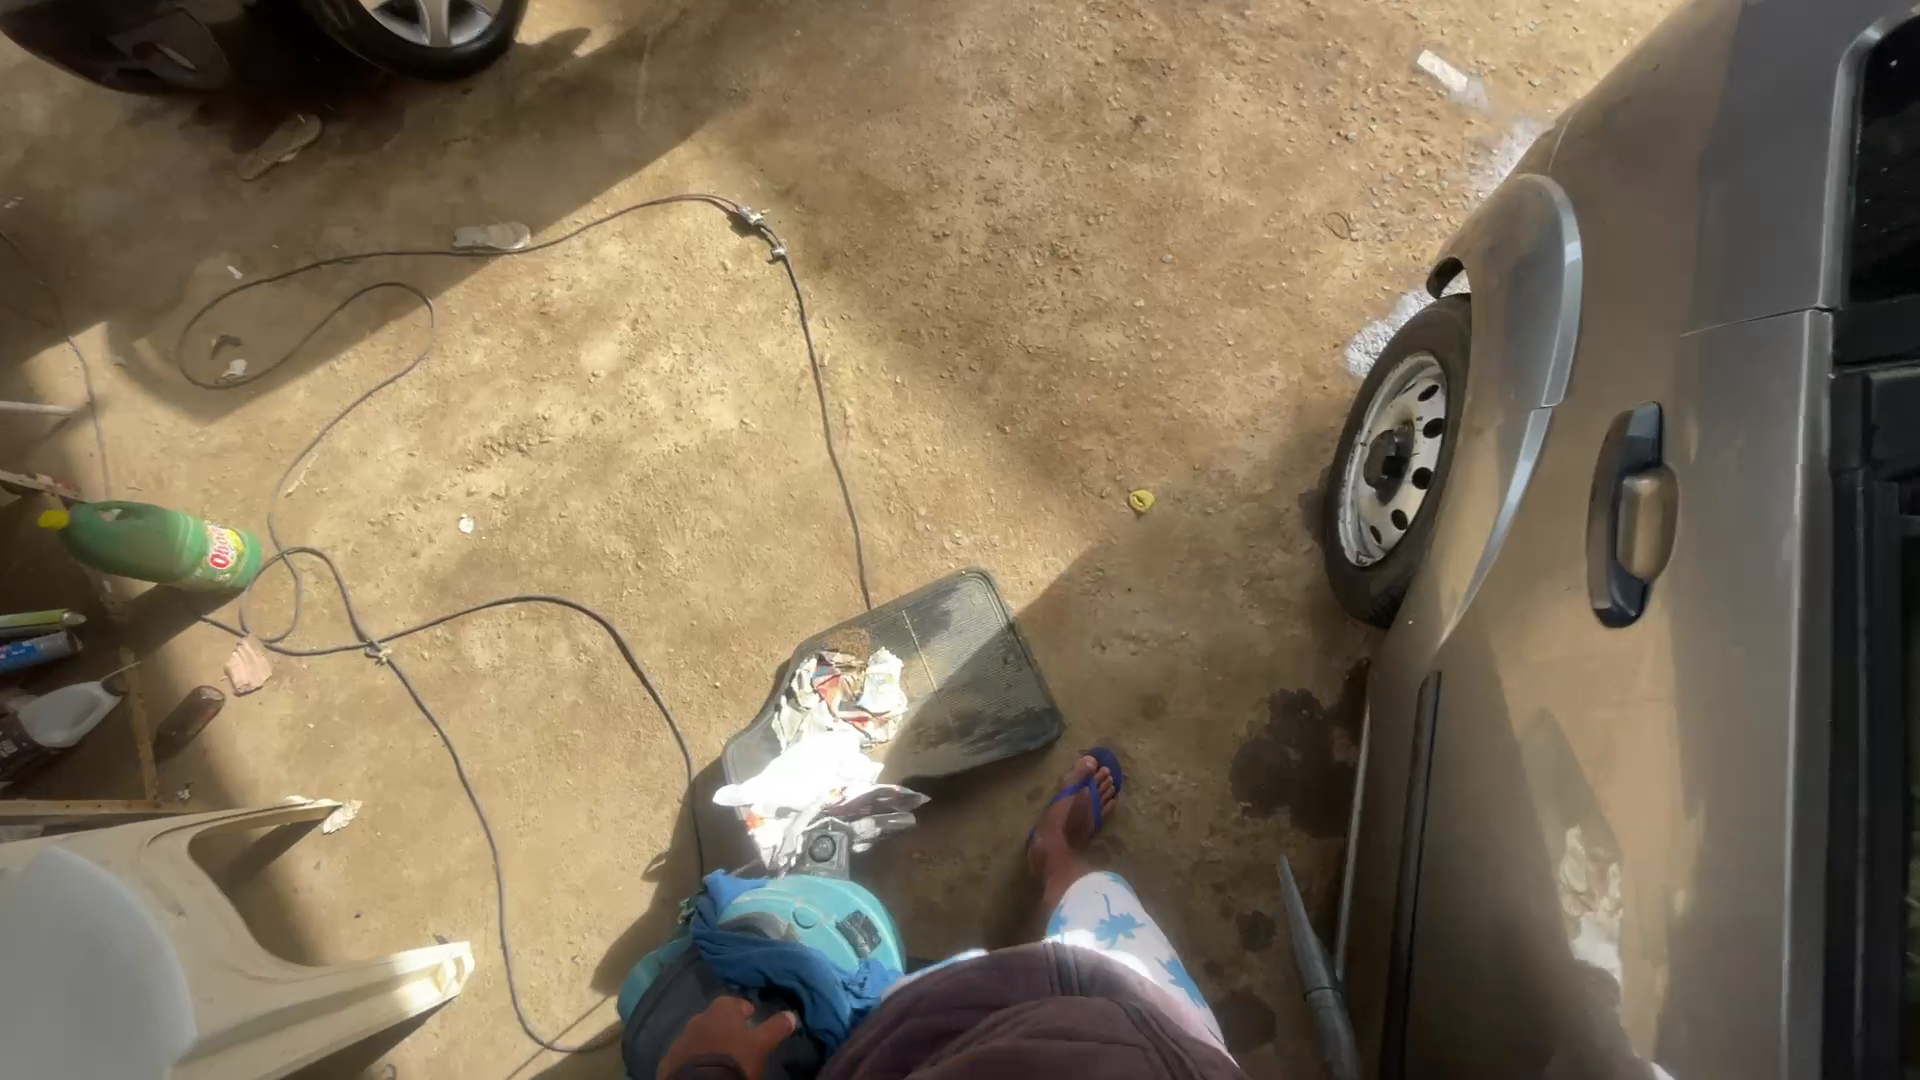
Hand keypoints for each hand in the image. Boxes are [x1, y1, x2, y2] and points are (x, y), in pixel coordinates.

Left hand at [658, 996, 798, 1079]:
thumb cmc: (734, 1059)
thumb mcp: (762, 1044)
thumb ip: (776, 1026)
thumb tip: (793, 1014)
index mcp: (723, 1007)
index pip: (738, 1004)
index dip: (747, 1014)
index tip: (752, 1025)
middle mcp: (700, 1016)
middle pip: (717, 1019)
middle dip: (725, 1028)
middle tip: (736, 1045)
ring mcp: (681, 1039)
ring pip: (699, 1037)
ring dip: (707, 1044)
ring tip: (718, 1061)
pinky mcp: (668, 1061)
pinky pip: (684, 1056)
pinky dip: (691, 1061)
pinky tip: (700, 1072)